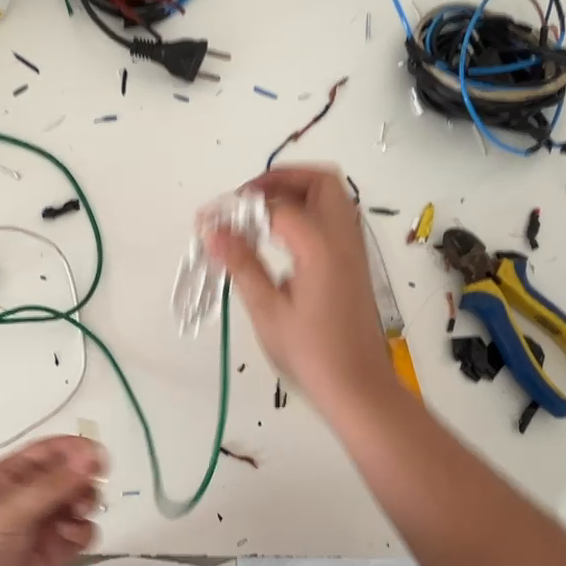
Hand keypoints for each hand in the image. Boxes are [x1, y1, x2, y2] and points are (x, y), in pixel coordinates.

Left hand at [0, 436, 104, 565]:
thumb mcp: (12, 508)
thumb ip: (54, 484)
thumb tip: (91, 457)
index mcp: (12, 474)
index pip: (52, 451)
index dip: (77, 450)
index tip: (99, 460)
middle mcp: (29, 495)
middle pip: (71, 475)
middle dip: (83, 481)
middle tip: (83, 497)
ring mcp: (42, 524)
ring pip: (79, 503)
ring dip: (85, 506)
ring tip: (76, 517)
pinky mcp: (54, 551)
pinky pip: (80, 533)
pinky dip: (82, 533)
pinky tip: (70, 540)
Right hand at [208, 165, 395, 409]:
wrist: (356, 384)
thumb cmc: (309, 352)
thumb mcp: (267, 310)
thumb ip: (242, 264)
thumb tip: (212, 230)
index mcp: (320, 246)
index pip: (276, 207)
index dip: (238, 209)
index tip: (208, 222)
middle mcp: (343, 237)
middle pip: (318, 181)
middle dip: (278, 180)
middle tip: (244, 202)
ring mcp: (353, 249)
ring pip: (331, 197)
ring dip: (295, 194)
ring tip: (257, 217)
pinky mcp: (353, 263)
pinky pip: (334, 219)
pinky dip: (307, 214)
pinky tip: (279, 241)